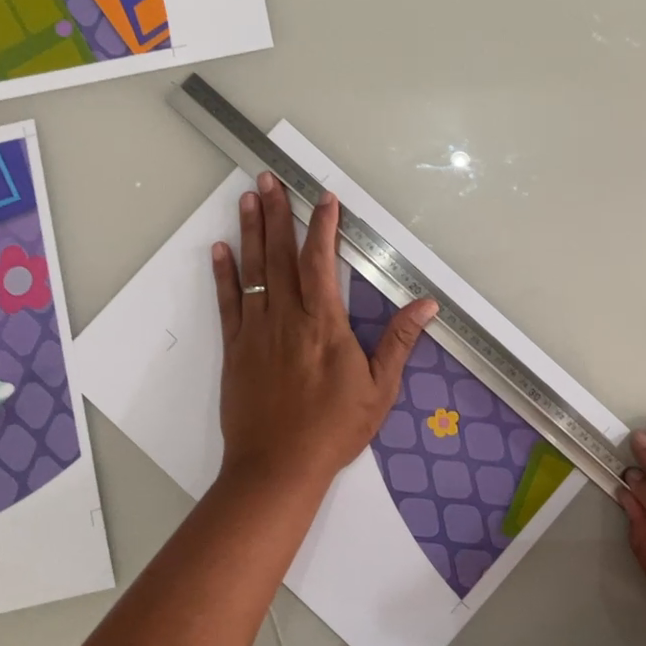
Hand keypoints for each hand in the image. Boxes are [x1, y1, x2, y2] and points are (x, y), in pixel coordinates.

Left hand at [211, 172, 437, 493]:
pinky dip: (224, 274)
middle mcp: (287, 318)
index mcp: (324, 324)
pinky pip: (229, 302)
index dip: (323, 226)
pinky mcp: (235, 348)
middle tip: (269, 178)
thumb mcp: (379, 389)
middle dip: (278, 213)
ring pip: (253, 270)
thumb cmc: (333, 429)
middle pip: (281, 255)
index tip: (324, 198)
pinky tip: (220, 249)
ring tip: (248, 198)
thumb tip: (426, 304)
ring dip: (250, 231)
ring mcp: (256, 331)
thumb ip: (399, 342)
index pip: (320, 262)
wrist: (277, 467)